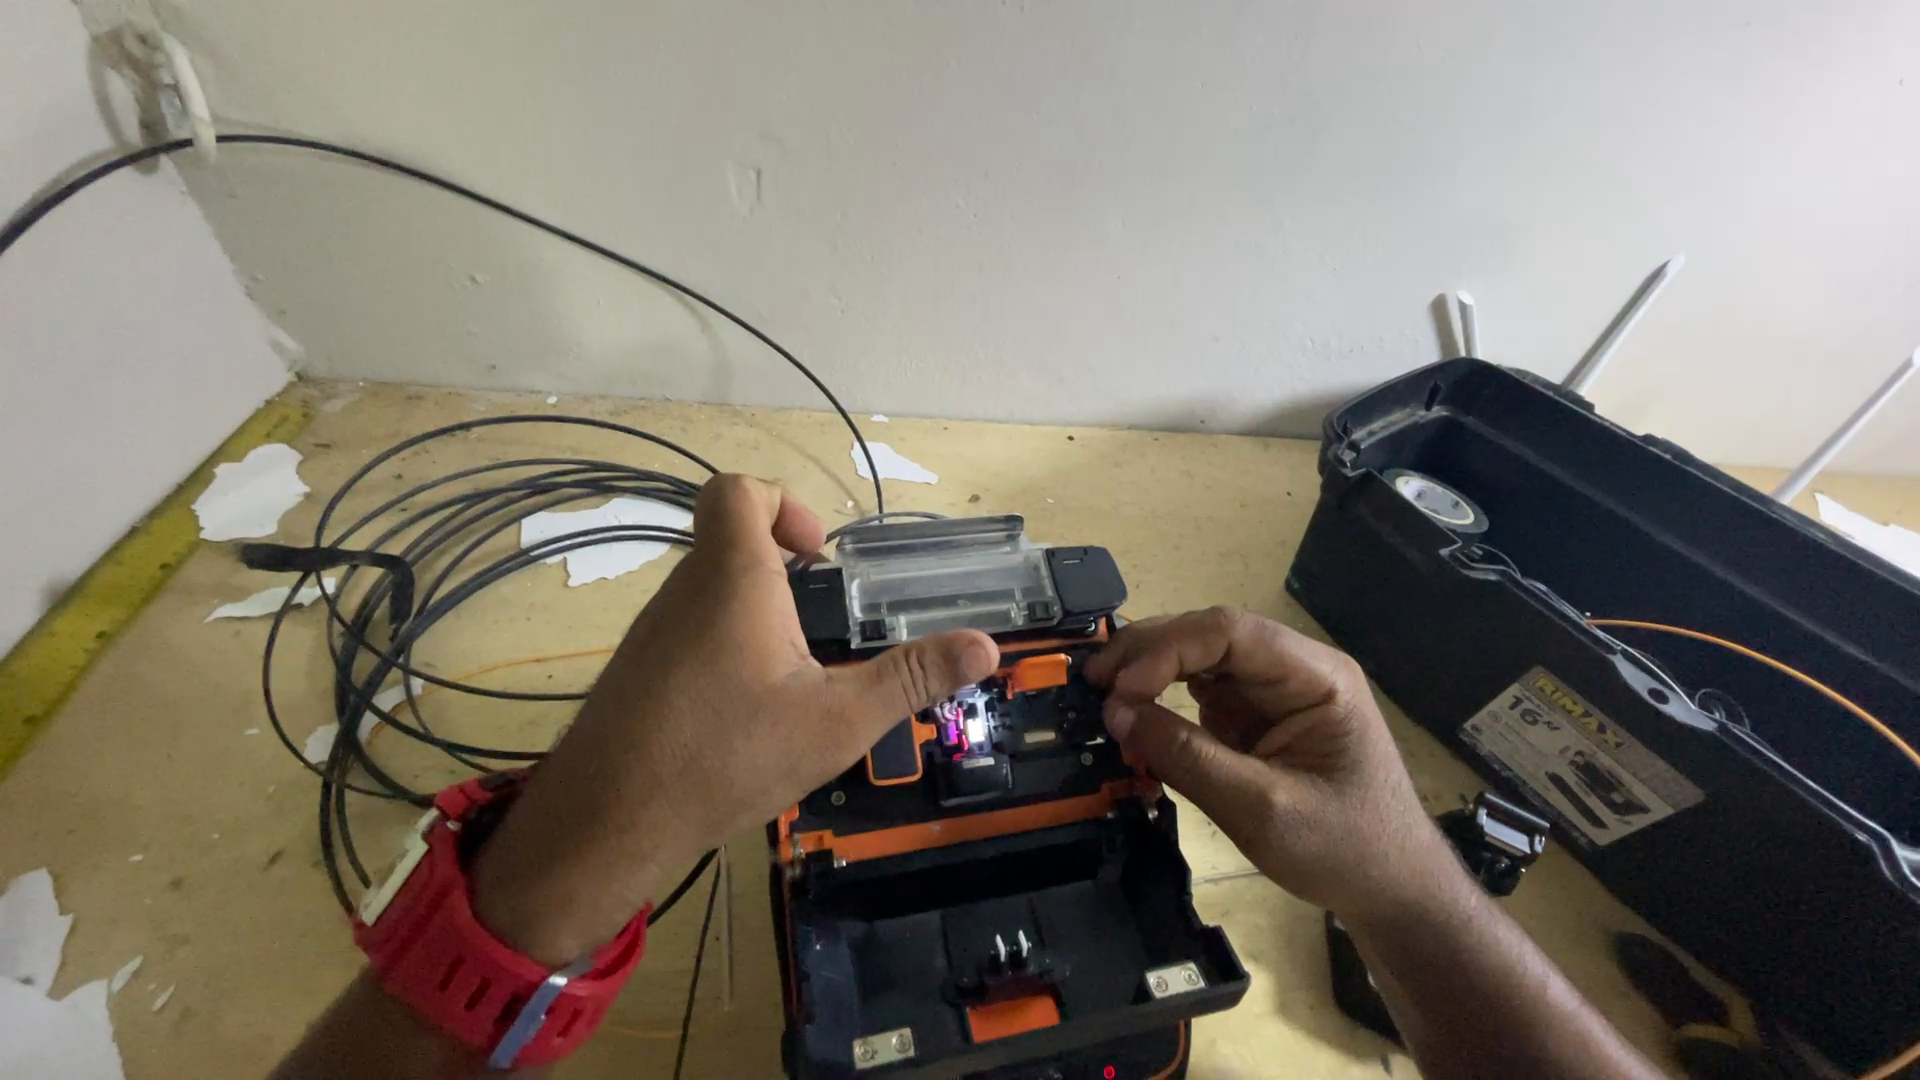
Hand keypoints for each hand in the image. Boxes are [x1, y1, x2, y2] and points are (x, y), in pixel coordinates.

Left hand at [470, 476, 999, 962]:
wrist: (606, 825)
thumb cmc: (729, 756)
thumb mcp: (839, 719)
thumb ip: (912, 677)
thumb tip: (985, 646)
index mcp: (734, 578)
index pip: (737, 489)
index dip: (782, 502)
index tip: (818, 555)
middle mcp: (686, 589)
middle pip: (730, 538)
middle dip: (782, 563)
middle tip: (821, 619)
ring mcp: (654, 629)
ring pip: (711, 587)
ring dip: (757, 606)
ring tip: (793, 669)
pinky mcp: (639, 667)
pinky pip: (690, 628)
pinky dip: (728, 641)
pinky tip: (749, 707)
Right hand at [1084, 606, 1458, 920]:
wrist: (1391, 891)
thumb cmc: (1344, 850)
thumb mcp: (1262, 809)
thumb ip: (1187, 757)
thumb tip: (1114, 713)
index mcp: (1313, 676)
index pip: (1228, 632)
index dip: (1166, 651)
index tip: (1121, 691)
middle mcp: (1291, 668)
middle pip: (1207, 634)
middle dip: (1147, 652)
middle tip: (1094, 681)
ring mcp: (1270, 690)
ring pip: (1196, 655)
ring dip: (1147, 668)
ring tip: (1102, 691)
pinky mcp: (1252, 714)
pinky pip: (1196, 689)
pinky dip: (1158, 697)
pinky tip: (1131, 712)